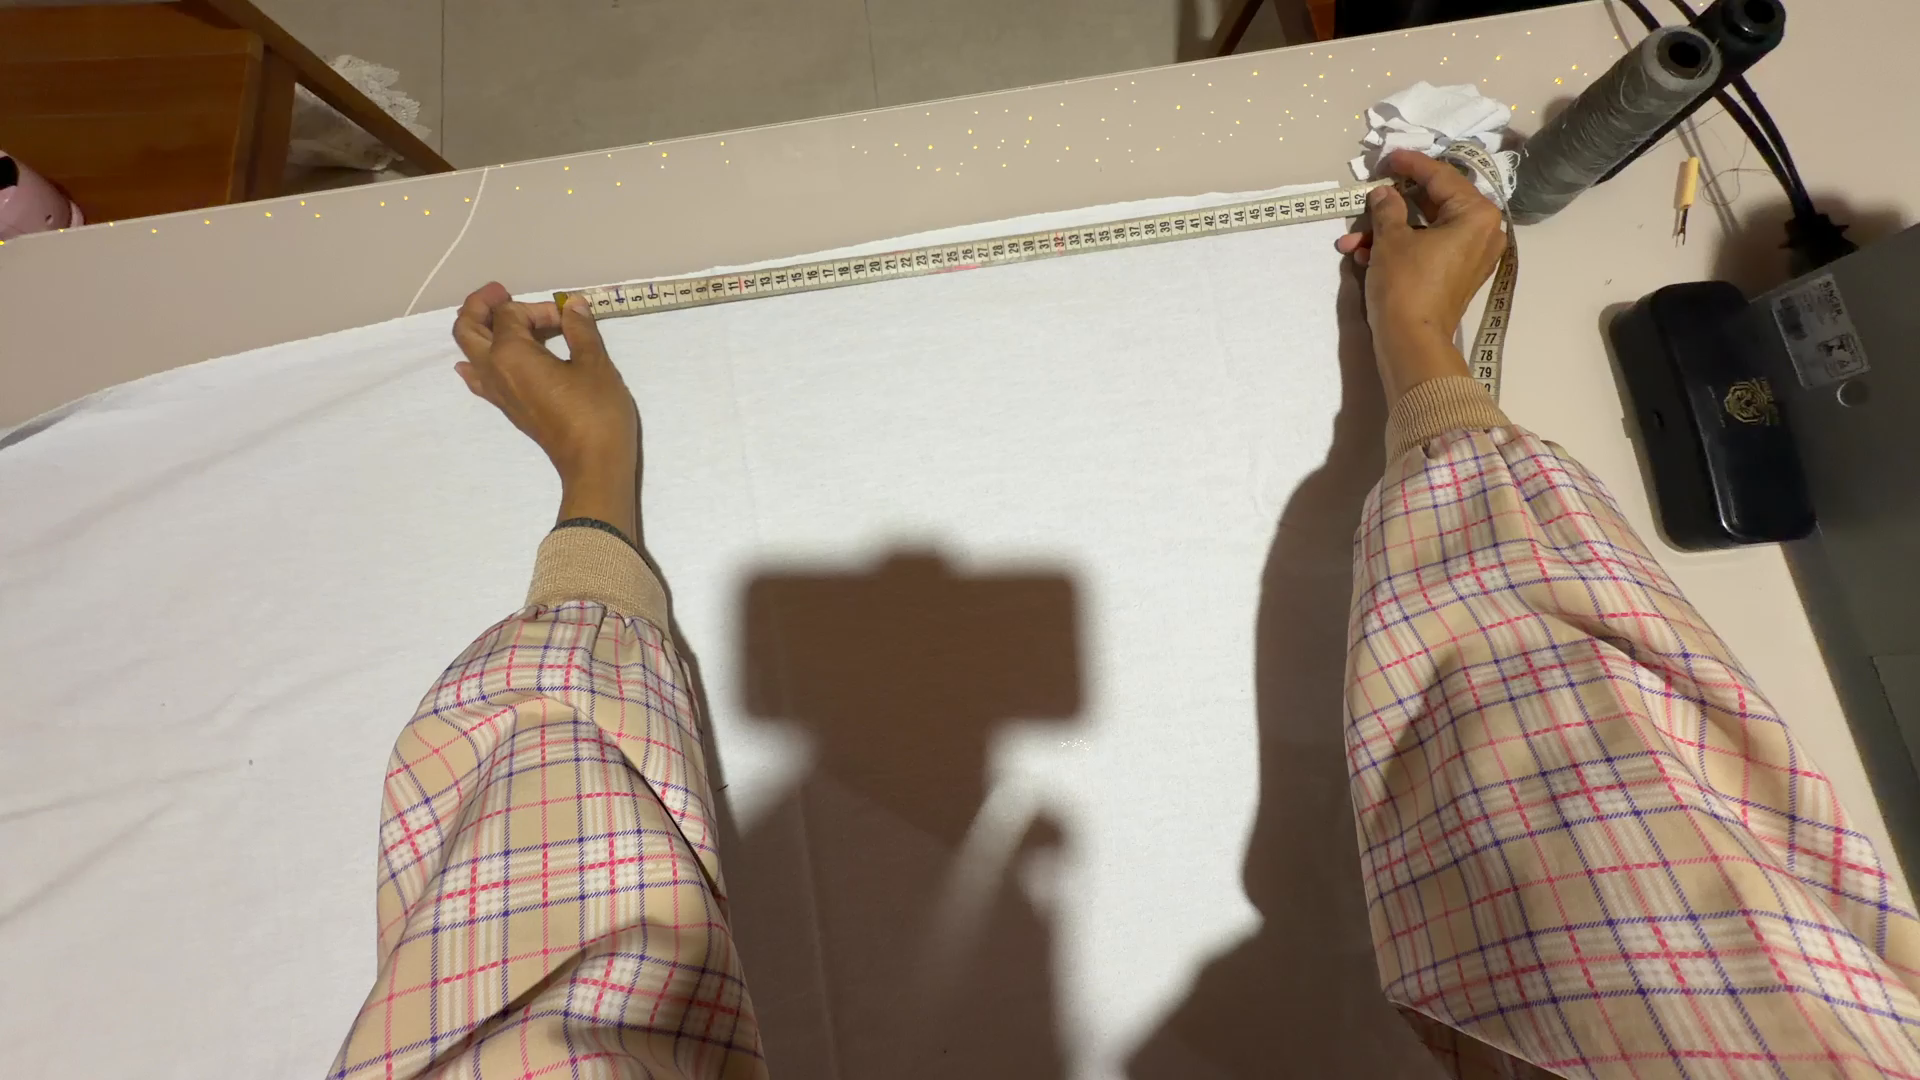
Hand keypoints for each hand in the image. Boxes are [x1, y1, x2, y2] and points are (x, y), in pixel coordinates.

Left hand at [452, 282, 640, 540]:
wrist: (594, 464)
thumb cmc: (597, 412)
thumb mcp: (596, 365)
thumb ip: (581, 330)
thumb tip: (573, 305)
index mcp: (511, 354)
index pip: (512, 315)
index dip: (540, 308)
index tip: (569, 317)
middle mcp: (494, 370)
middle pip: (469, 328)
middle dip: (482, 306)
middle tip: (502, 293)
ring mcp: (497, 392)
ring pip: (471, 352)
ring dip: (482, 331)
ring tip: (501, 322)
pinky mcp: (508, 408)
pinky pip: (479, 379)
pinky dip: (477, 363)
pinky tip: (477, 365)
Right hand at [1334, 149, 1506, 401]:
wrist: (1411, 342)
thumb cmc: (1405, 286)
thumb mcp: (1391, 241)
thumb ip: (1388, 209)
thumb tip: (1384, 193)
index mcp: (1476, 214)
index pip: (1442, 178)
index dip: (1411, 166)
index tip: (1389, 158)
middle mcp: (1482, 232)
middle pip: (1433, 206)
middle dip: (1391, 208)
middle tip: (1367, 200)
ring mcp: (1470, 257)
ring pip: (1424, 232)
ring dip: (1385, 234)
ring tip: (1352, 242)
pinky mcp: (1454, 277)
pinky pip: (1426, 251)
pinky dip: (1398, 250)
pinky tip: (1366, 255)